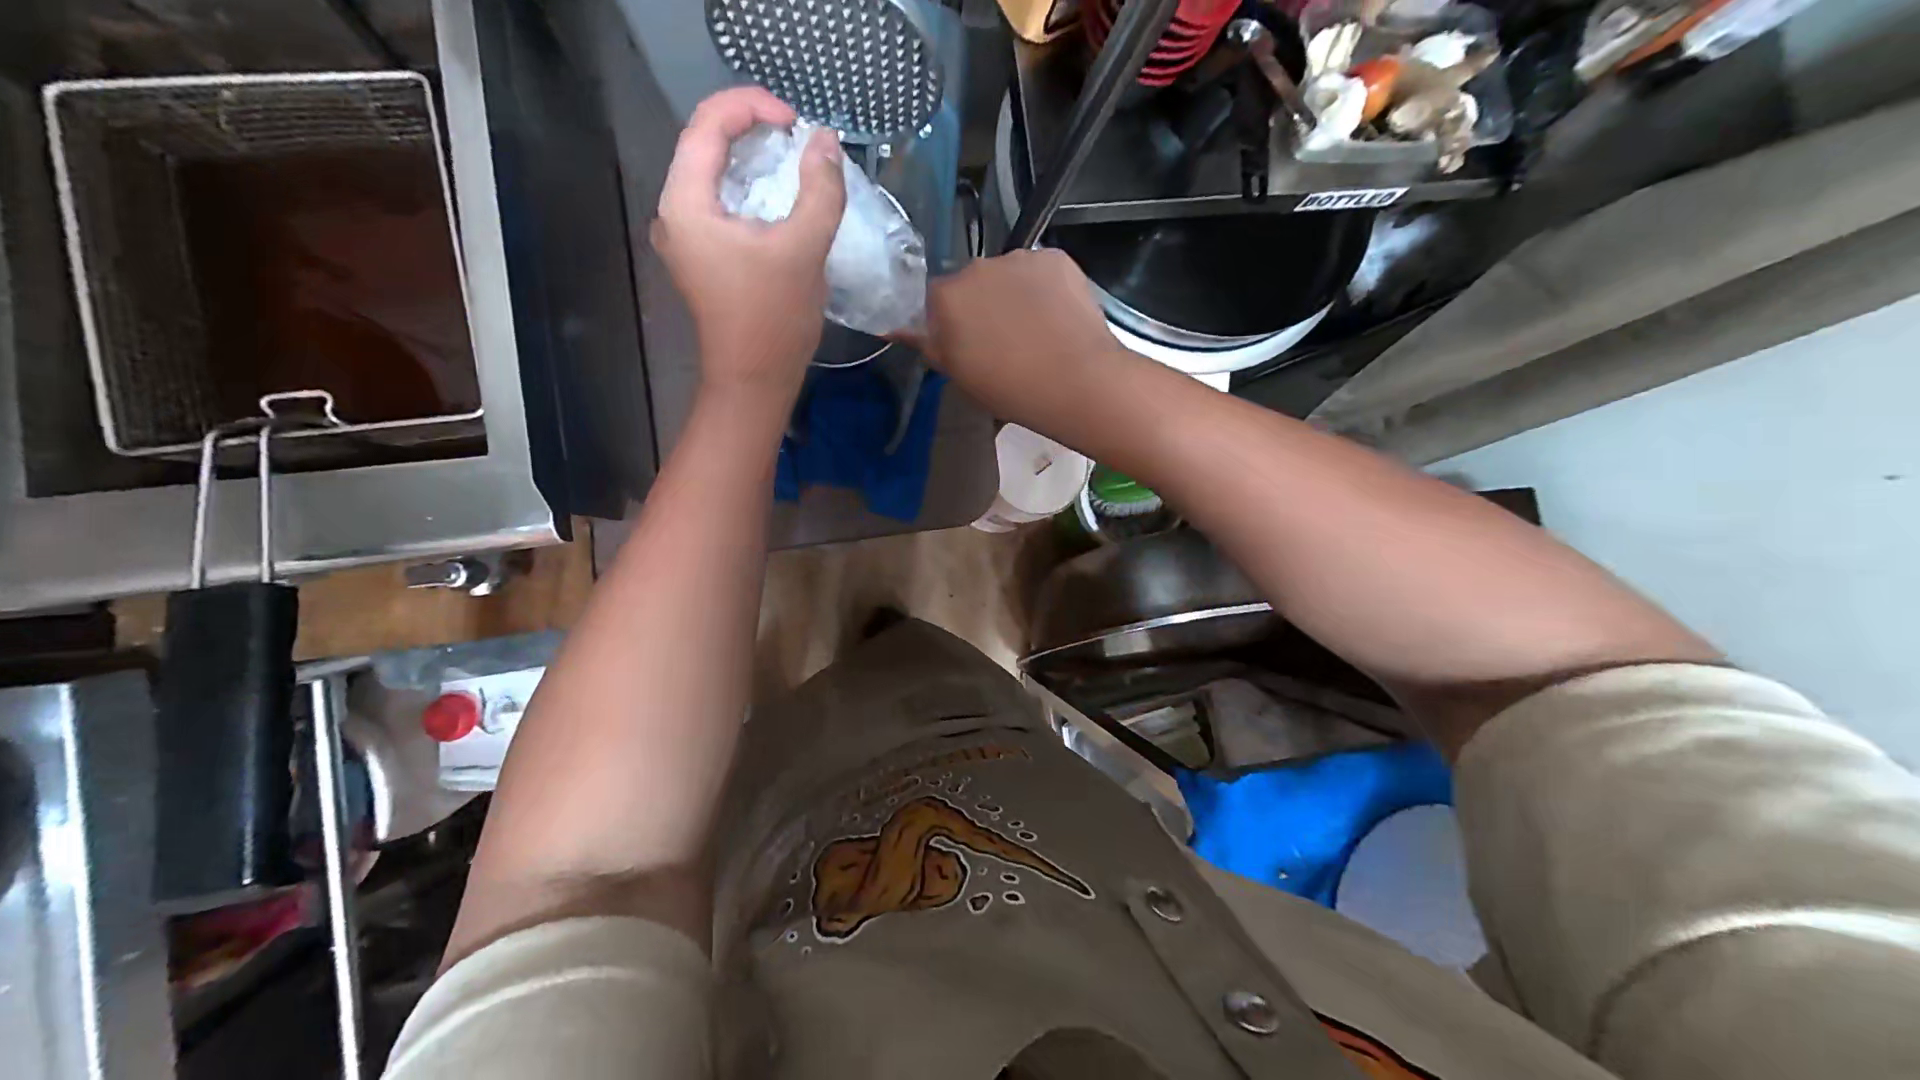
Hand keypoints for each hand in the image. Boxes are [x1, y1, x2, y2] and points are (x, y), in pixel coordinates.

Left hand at [653, 87, 846, 399]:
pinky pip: (719, 203)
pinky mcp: (700, 257)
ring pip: (712, 174)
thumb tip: (826, 141)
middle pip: (705, 145)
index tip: (796, 122)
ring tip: (793, 160)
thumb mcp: (803, 249)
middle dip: (751, 129)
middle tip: (797, 136)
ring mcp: (685, 237)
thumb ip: (819, 190)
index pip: (707, 125)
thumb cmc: (774, 317)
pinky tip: (779, 197)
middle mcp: (674, 213)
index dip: (751, 107)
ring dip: (751, 158)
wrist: (754, 380)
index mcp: (686, 204)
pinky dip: (748, 189)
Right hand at [919, 249, 1128, 422]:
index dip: (949, 321)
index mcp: (947, 297)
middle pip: (972, 283)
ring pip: (1008, 275)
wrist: (1076, 380)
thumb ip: (928, 344)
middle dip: (982, 304)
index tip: (965, 343)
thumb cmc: (1009, 388)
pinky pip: (1041, 271)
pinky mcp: (1055, 258)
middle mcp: (977, 267)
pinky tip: (1057, 317)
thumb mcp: (959, 375)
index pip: (934, 299)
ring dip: (1013, 294)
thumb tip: (899, 328)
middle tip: (1001, 341)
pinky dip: (1045, 288)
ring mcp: (1019, 259)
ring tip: (1035, 331)